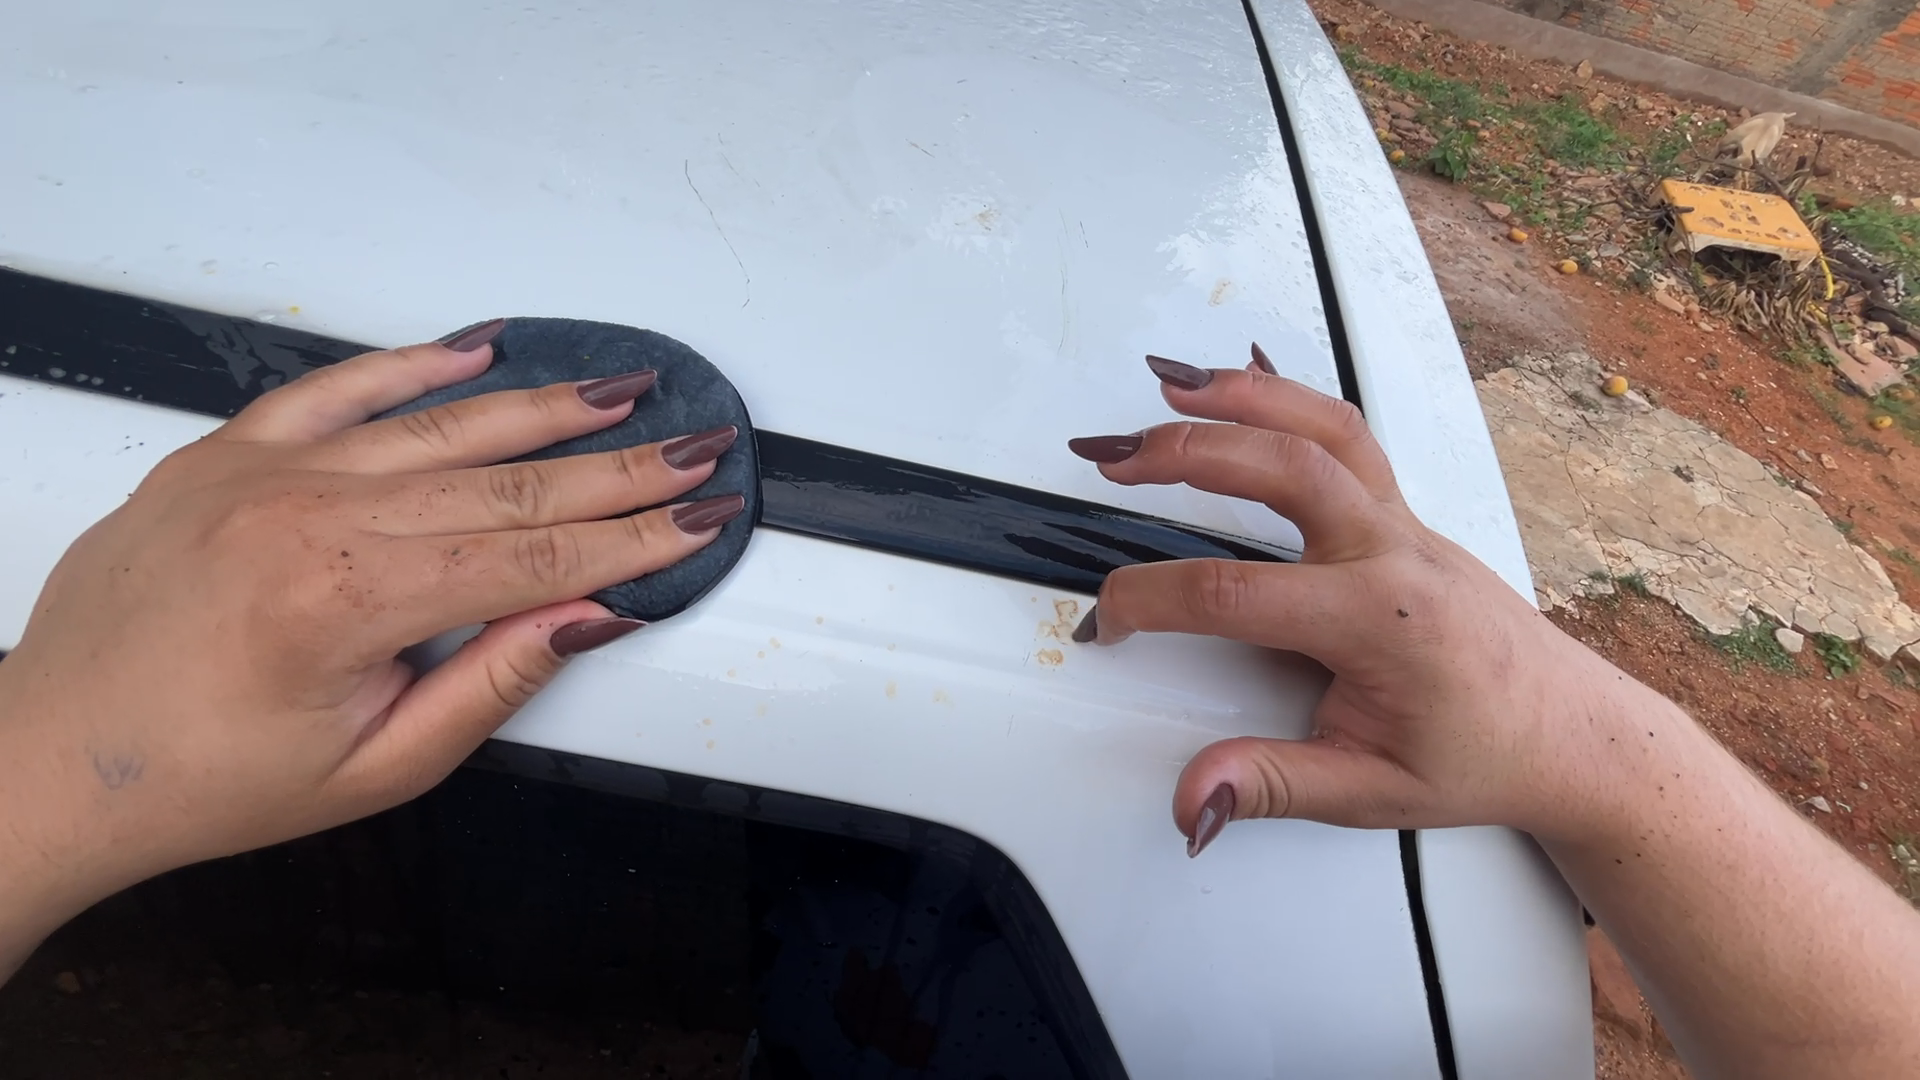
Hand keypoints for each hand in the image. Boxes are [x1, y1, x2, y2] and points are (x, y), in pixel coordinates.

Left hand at [0, 320, 743, 937]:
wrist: (33, 765)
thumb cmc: (209, 781)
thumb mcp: (383, 764)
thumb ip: (497, 680)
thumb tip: (593, 615)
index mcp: (348, 604)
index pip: (541, 560)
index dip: (638, 539)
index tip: (703, 516)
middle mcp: (312, 519)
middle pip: (516, 485)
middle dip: (627, 469)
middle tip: (699, 449)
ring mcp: (268, 473)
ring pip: (450, 426)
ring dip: (554, 408)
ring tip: (627, 392)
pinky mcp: (234, 452)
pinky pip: (339, 387)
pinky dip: (417, 364)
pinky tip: (484, 347)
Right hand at [1068, 348, 1644, 854]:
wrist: (1576, 733)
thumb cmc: (1483, 756)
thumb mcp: (1367, 790)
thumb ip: (1268, 784)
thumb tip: (1190, 797)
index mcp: (1379, 620)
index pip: (1232, 594)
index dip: (1150, 601)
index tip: (1108, 619)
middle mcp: (1391, 551)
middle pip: (1279, 468)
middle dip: (1184, 452)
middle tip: (1114, 460)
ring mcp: (1399, 521)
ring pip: (1319, 426)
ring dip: (1237, 399)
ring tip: (1168, 385)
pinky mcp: (1398, 511)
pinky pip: (1343, 430)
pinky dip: (1285, 396)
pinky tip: (1242, 384)